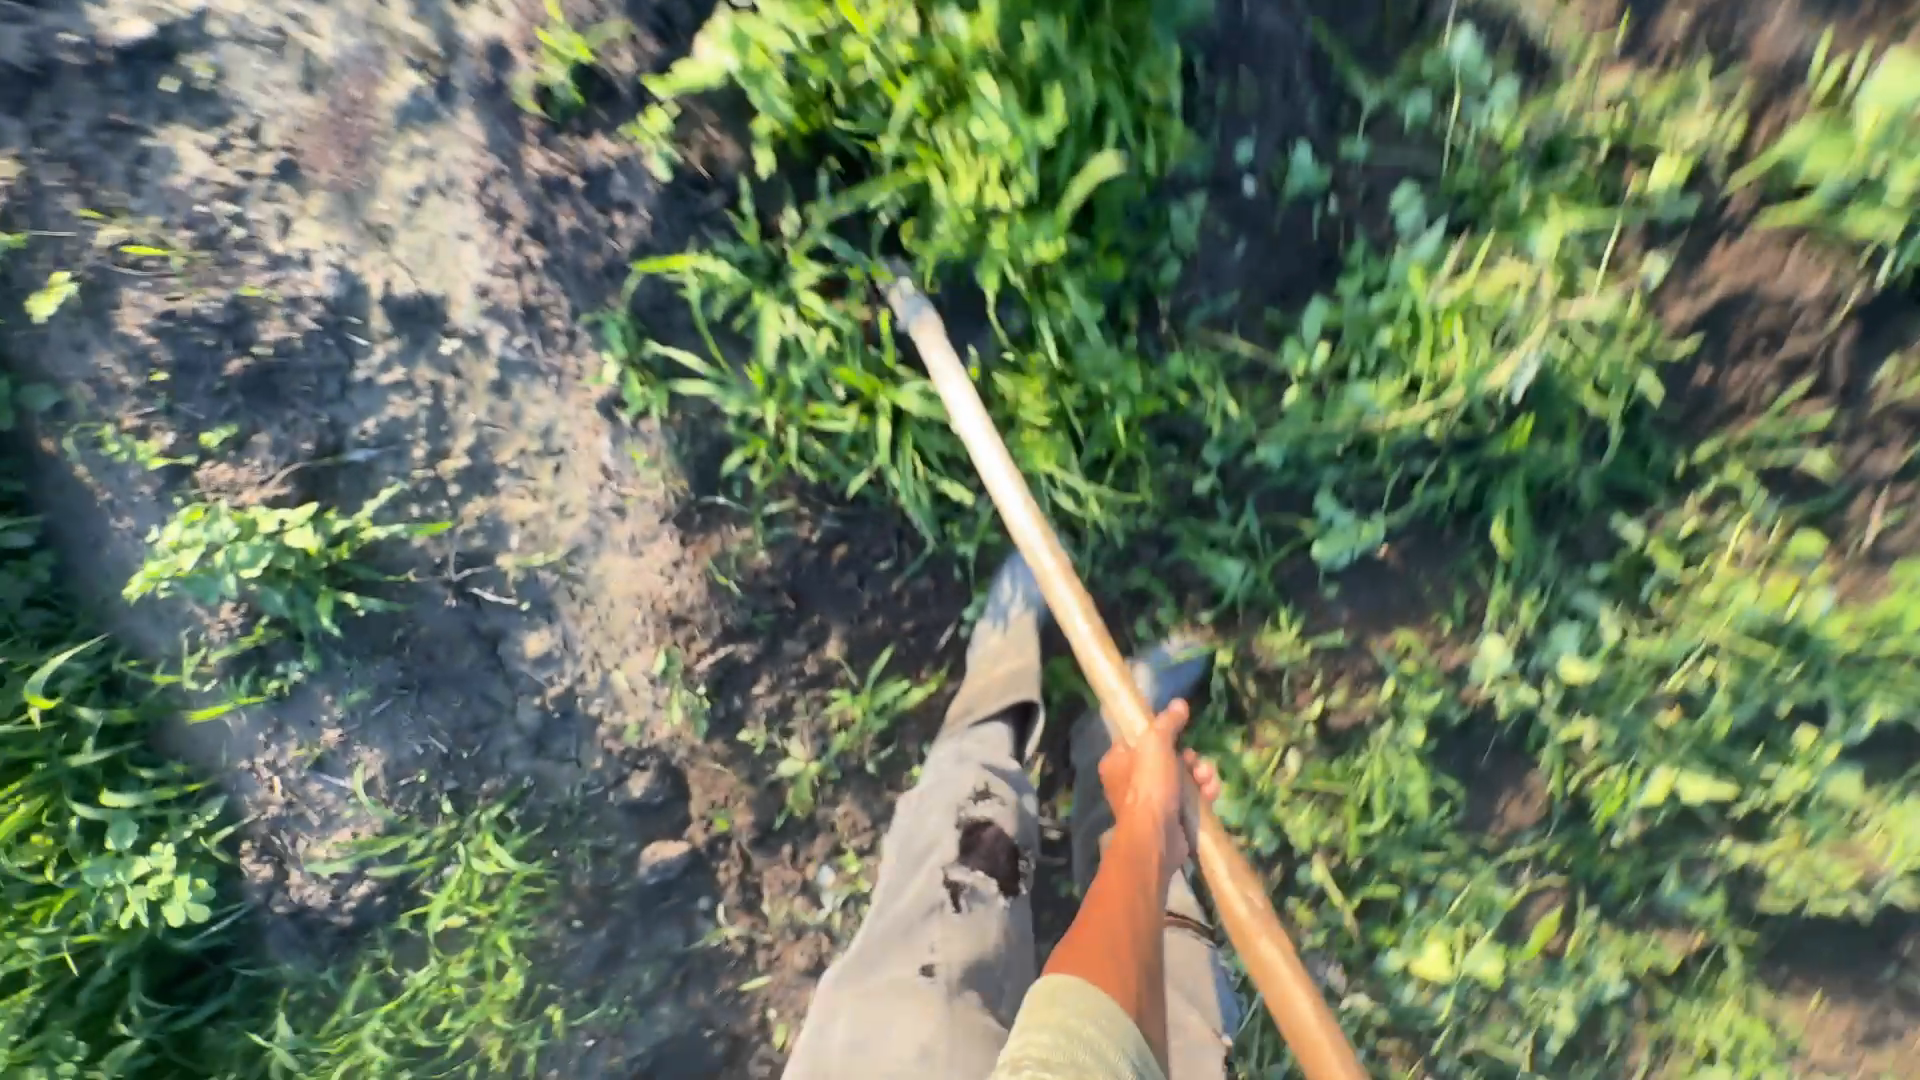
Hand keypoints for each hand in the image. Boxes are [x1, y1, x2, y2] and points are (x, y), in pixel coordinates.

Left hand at [1097, 699, 1221, 876]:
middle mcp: (1129, 781)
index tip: (1177, 732)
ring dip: (1199, 774)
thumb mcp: (1156, 742)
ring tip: (1207, 776)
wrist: (1156, 836)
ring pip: (1181, 778)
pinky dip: (1202, 793)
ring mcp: (1150, 802)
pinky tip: (1212, 791)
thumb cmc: (1148, 783)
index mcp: (1117, 761)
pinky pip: (1189, 799)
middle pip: (1164, 759)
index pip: (1138, 740)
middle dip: (1187, 757)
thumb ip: (1167, 722)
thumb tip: (1179, 703)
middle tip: (1194, 759)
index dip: (1160, 735)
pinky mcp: (1170, 819)